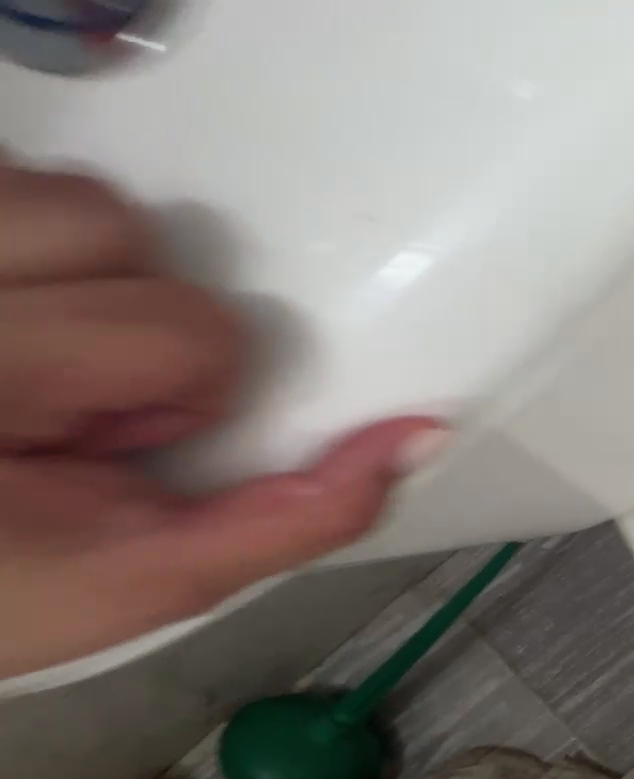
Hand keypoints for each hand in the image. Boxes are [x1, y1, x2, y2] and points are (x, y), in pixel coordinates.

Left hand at [0, 164, 441, 677]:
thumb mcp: (148, 578)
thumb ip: (297, 517)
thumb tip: (422, 434)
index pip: (177, 326)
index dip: (175, 390)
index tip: (103, 440)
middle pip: (105, 221)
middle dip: (124, 315)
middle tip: (64, 391)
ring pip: (52, 187)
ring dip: (77, 267)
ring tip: (34, 341)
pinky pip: (1, 177)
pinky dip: (18, 238)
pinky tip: (4, 309)